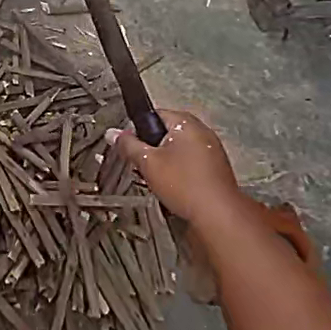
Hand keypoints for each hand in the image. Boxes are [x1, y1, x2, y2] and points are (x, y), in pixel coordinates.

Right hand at [109, 110, 246, 225]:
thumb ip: (128, 145)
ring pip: (178, 150)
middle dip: (152, 149)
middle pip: (166, 133)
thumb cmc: (184, 185)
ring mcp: (211, 149)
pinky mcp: (216, 168)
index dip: (138, 130)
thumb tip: (113, 132)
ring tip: (159, 180)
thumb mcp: (148, 163)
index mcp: (185, 122)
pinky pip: (191, 163)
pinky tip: (176, 188)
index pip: (154, 114)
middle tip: (144, 166)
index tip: (132, 147)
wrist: (217, 215)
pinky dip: (181, 172)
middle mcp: (201, 130)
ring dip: (166, 162)